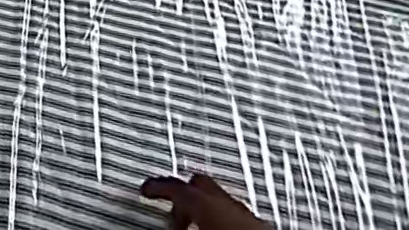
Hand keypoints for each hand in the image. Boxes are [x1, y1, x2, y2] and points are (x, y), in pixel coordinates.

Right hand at [141, 174, 271, 229]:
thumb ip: (176, 222)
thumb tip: (163, 221)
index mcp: (206, 198)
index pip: (173, 183)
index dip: (156, 185)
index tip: (145, 188)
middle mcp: (227, 199)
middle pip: (198, 183)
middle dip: (182, 194)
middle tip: (171, 212)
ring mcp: (248, 213)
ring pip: (220, 200)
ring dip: (204, 209)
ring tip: (194, 227)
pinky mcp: (262, 226)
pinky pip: (236, 215)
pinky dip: (222, 220)